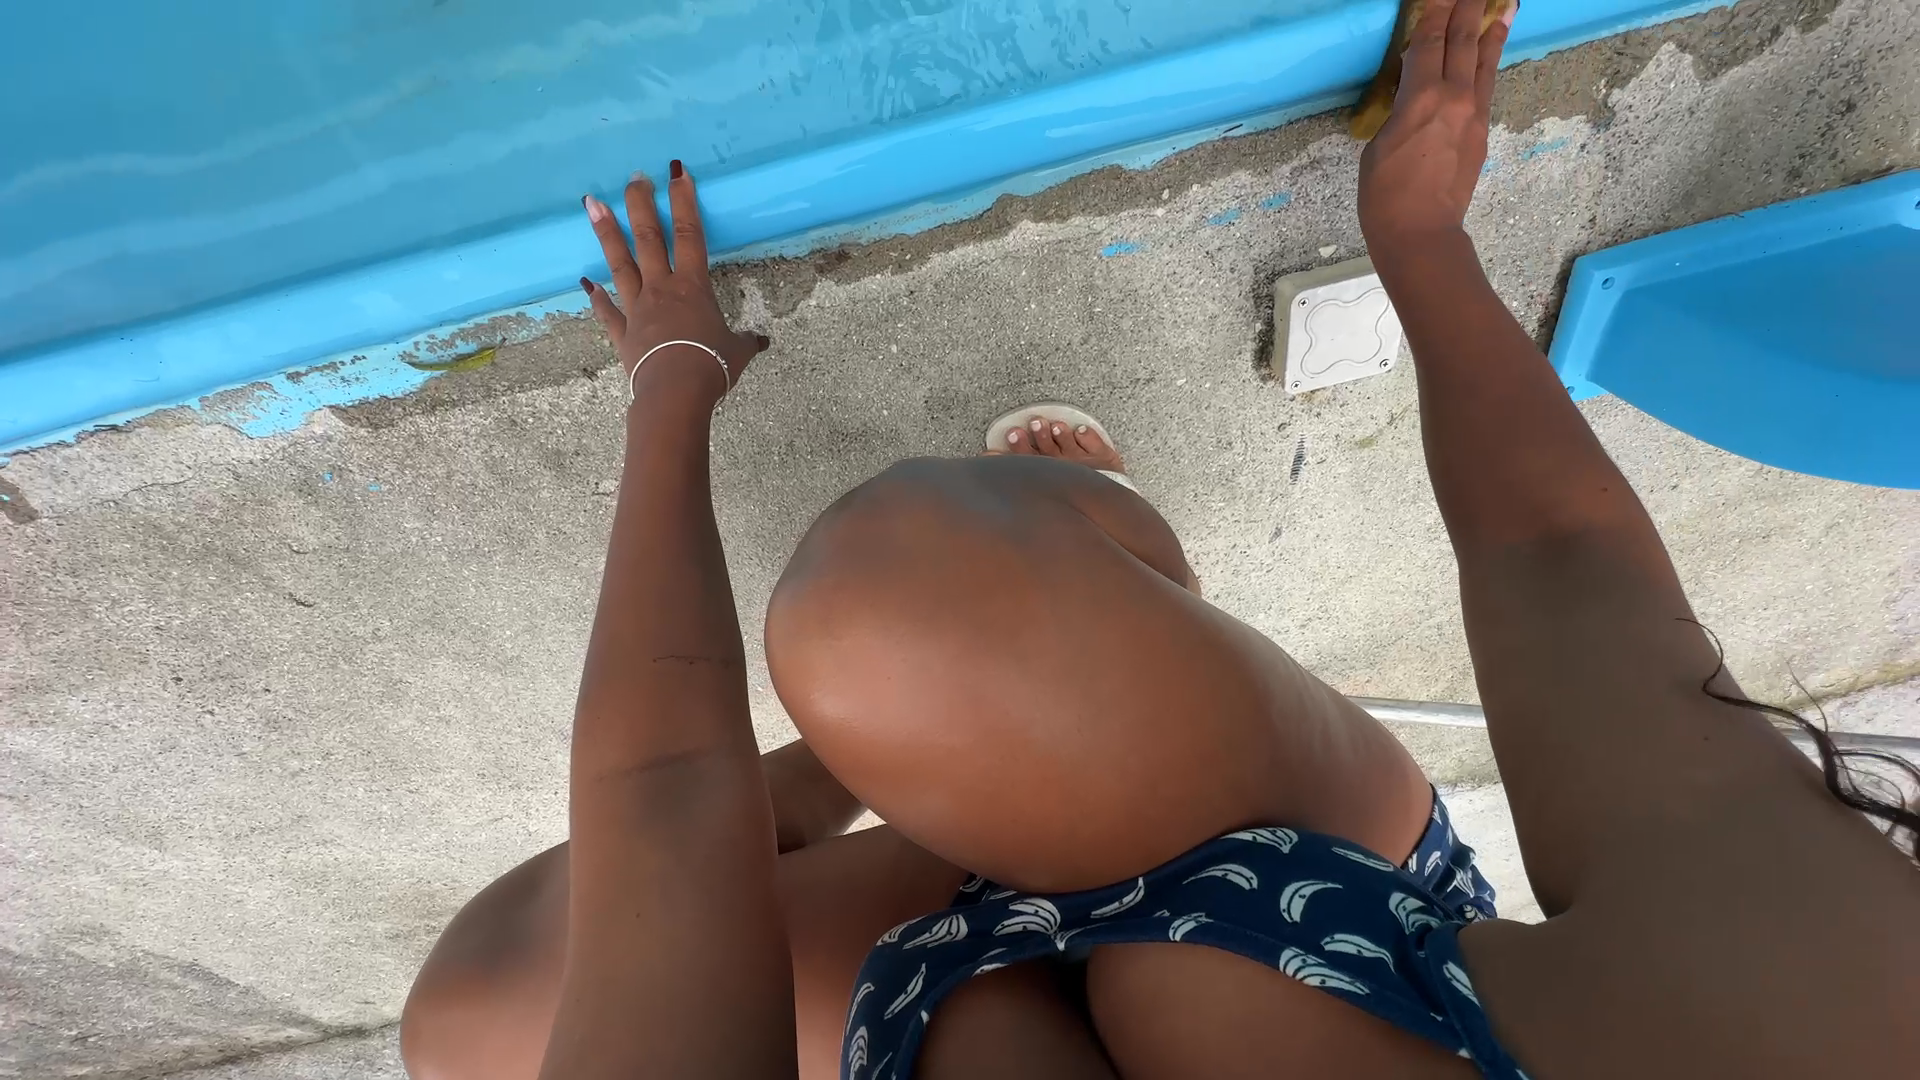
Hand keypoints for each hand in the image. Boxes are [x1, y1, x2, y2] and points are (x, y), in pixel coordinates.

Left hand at [581, 162, 767, 408]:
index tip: (677, 172)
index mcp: (693, 287)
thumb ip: (746, 341)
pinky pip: (608, 313)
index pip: (690, 235)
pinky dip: (597, 299)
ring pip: (621, 264)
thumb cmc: (712, 366)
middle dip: (641, 204)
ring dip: (606, 233)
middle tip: (634, 177)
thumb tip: (761, 340)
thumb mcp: (738, 352)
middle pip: (649, 238)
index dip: (685, 202)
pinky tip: (587, 283)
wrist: (676, 392)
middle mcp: (661, 289)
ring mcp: (638, 309)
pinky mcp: (623, 333)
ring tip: (591, 203)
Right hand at [1358, 0, 1513, 251]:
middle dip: (1465, 8)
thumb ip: (1397, 115)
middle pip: (1461, 40)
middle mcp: (1453, 97)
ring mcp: (1473, 113)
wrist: (1420, 232)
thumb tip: (1410, 98)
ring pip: (1483, 58)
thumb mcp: (1376, 150)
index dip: (1432, 12)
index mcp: (1420, 100)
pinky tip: (1493, 47)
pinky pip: (1487, 84)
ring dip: (1491, 26)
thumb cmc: (1383, 198)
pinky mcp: (1480, 131)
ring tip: (1503, 3)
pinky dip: (1490, 58)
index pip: (1427, 43)